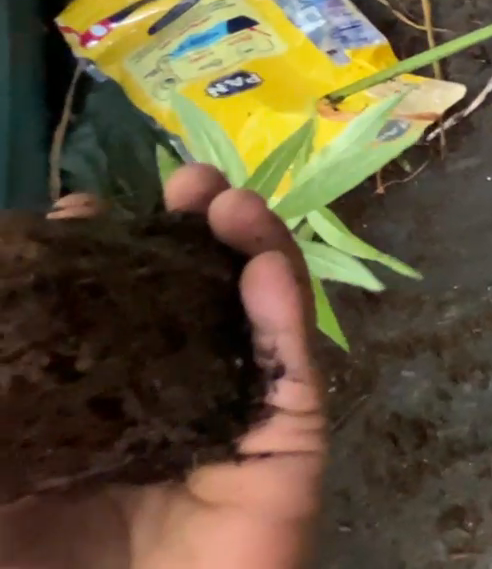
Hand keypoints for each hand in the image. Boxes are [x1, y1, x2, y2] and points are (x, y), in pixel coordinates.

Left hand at [2, 166, 324, 568]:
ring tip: (230, 198)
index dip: (95, 260)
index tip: (82, 212)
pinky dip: (287, 306)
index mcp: (88, 413)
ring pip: (255, 312)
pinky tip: (268, 263)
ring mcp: (239, 409)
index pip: (103, 317)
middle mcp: (170, 396)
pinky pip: (294, 358)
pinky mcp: (293, 428)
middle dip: (187, 235)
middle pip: (192, 298)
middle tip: (187, 180)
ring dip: (250, 248)